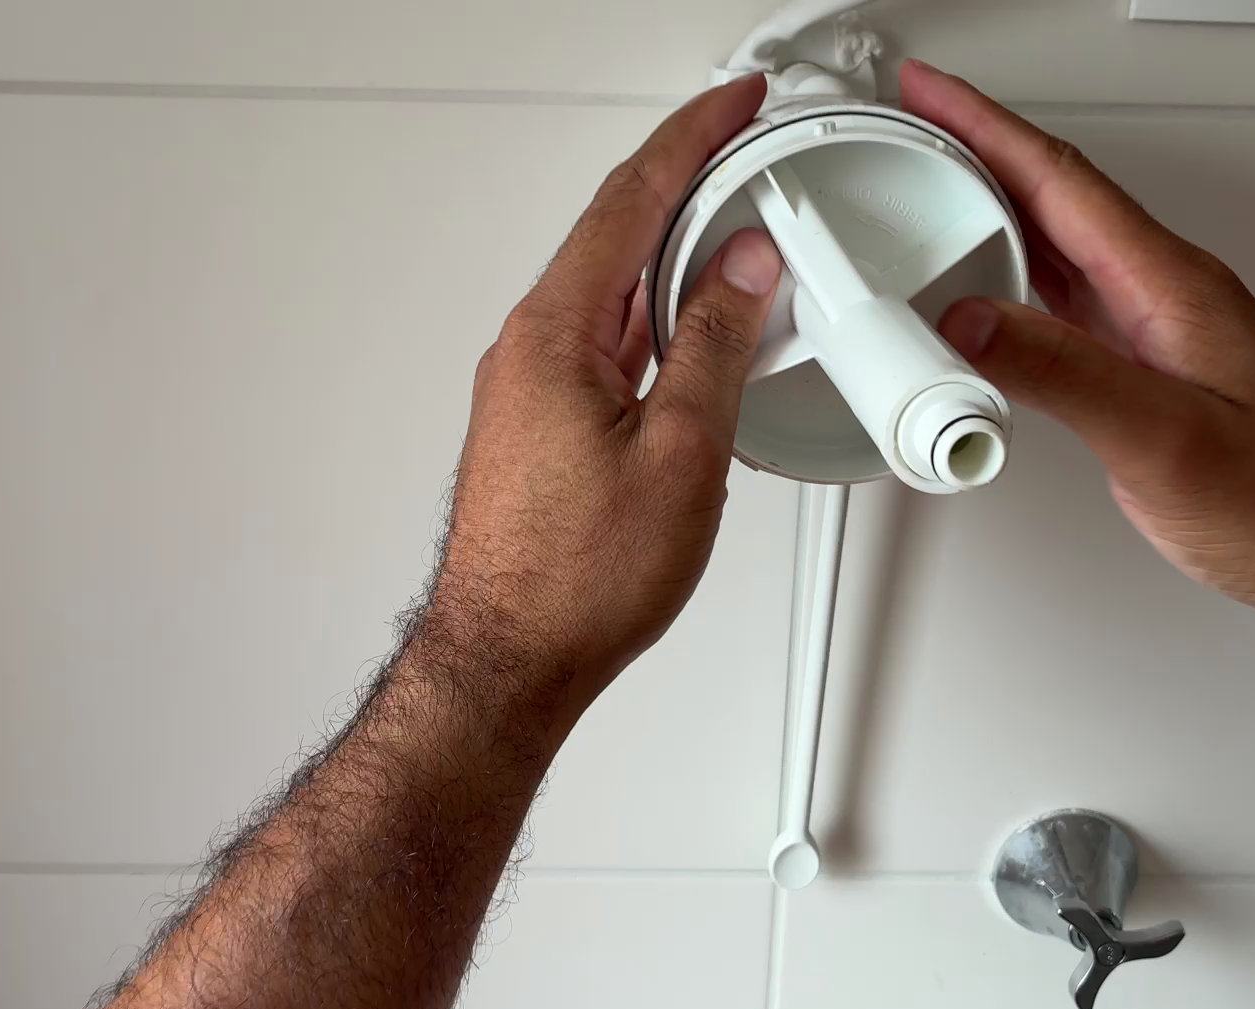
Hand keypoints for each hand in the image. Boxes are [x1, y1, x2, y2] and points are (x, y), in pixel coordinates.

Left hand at [429, 75, 782, 722]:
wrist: (511, 655)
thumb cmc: (576, 578)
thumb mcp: (679, 453)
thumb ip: (712, 346)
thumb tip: (740, 270)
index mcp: (555, 337)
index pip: (629, 203)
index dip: (691, 143)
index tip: (732, 108)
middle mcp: (529, 354)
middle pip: (615, 241)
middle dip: (685, 194)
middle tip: (742, 168)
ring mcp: (530, 393)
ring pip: (611, 299)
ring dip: (671, 265)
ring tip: (731, 249)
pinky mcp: (539, 430)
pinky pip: (602, 349)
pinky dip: (651, 326)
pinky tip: (686, 336)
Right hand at [901, 60, 1254, 639]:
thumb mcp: (1164, 434)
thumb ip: (1062, 373)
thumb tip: (968, 323)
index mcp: (1165, 285)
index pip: (1061, 181)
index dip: (988, 128)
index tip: (933, 96)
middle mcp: (1152, 293)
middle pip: (1048, 196)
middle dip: (973, 150)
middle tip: (912, 133)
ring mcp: (1140, 328)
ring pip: (1046, 244)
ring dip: (982, 209)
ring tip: (925, 196)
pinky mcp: (1127, 364)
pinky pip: (1049, 300)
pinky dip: (998, 279)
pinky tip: (970, 290)